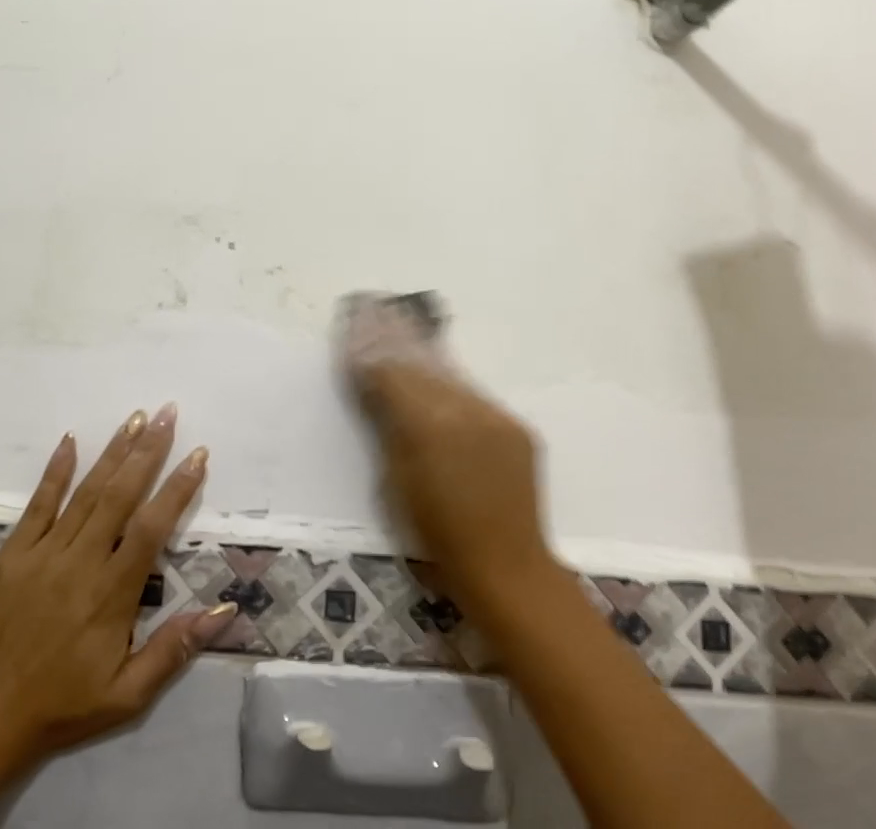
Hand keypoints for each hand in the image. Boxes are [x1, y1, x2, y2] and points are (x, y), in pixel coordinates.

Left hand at [0, 406, 238, 828]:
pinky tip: (69, 442)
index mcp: (111, 594)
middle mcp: (79, 563)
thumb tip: (224, 610)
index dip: (176, 489)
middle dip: (147, 452)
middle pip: (119, 496)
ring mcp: (42, 554)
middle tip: (167, 413)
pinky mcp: (12, 555)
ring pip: (84, 493)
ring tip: (134, 418)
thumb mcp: (128, 694)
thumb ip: (174, 649)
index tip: (198, 456)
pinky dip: (54, 472)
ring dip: (112, 453)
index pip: (150, 528)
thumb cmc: (64, 705)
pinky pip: (37, 505)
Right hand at [337, 294, 554, 606]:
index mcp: (427, 426)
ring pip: (451, 377)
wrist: (505, 566)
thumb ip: (386, 424)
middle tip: (376, 308)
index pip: (392, 373)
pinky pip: (476, 398)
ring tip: (404, 329)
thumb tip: (373, 383)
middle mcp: (466, 410)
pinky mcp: (519, 429)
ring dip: (425, 357)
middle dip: (395, 339)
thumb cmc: (432, 534)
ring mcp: (497, 418)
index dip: (371, 348)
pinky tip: (440, 380)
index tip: (356, 322)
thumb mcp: (393, 480)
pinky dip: (453, 388)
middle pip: (422, 365)